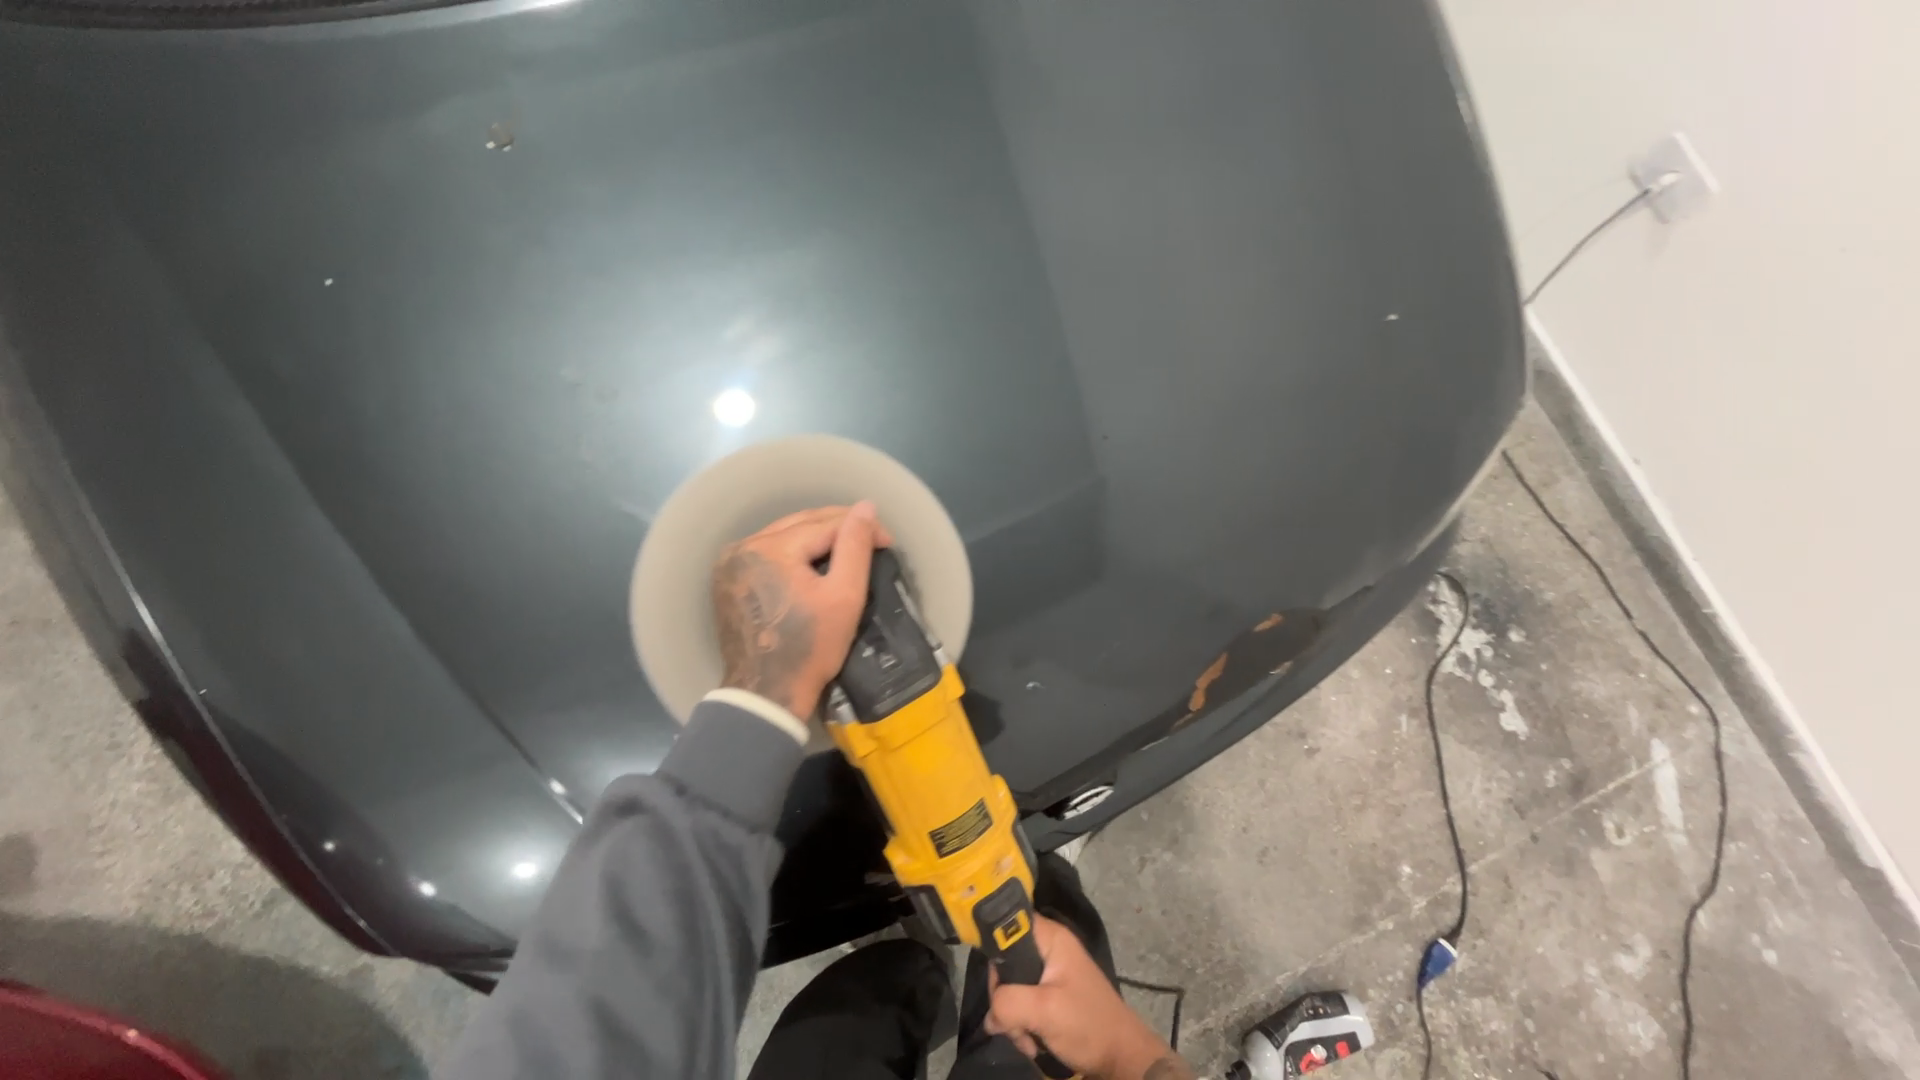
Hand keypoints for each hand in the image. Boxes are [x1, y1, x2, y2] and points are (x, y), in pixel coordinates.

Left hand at [710, 502, 891, 718]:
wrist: (766, 693)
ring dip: (815, 538)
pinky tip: (812, 564)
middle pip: (801, 524)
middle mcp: (743, 547)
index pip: (825, 524)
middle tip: (871, 540)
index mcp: (770, 548)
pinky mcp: (727, 581)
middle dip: (838, 528)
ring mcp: (730, 564)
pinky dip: (791, 554)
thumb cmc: (810, 647)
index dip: (861, 529)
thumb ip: (855, 547)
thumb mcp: (844, 596)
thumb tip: (866, 506)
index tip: (888, 542)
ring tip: (845, 550)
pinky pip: (766, 554)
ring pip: (783, 536)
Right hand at [985, 917, 1191, 1079]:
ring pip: (1012, 988)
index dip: (995, 948)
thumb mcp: (1044, 1010)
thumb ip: (1008, 1002)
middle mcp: (1049, 949)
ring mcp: (1050, 974)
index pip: (1008, 924)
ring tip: (1027, 1039)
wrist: (1122, 1058)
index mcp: (1051, 938)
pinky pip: (1023, 1003)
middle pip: (1006, 963)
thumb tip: (990, 1012)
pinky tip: (1032, 1042)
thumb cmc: (1087, 1024)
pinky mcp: (1051, 996)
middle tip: (1014, 1021)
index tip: (996, 982)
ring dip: (1013, 1018)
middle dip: (1005, 998)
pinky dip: (1023, 1024)